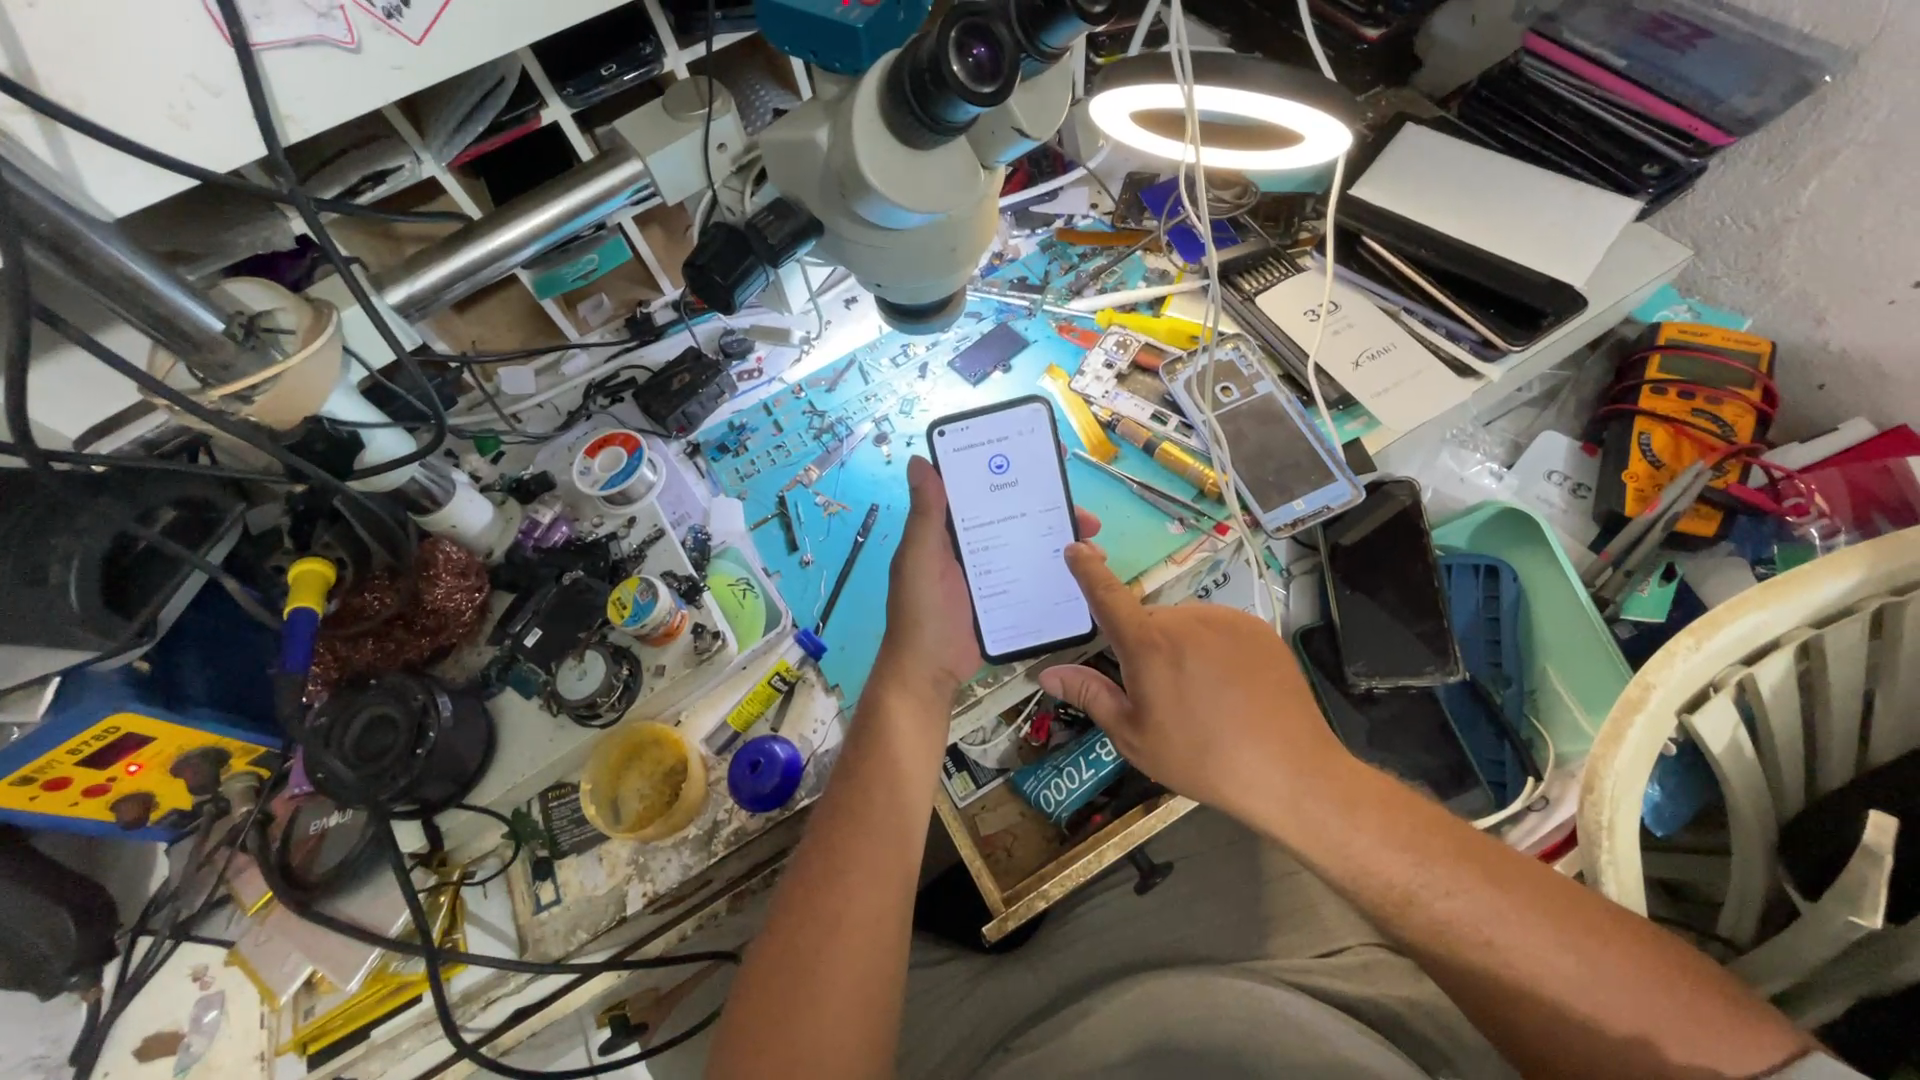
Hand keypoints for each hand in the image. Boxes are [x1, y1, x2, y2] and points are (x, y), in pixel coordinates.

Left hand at [880, 456, 1099, 696]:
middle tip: (1087, 516)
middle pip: (1015, 515)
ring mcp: (990, 571)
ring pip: (1030, 544)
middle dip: (1051, 510)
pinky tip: (1082, 575)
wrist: (928, 670)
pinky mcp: (1004, 597)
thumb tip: (917, 460)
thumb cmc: (921, 610)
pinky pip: (1032, 576)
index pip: (980, 488)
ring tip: (1094, 545)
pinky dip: (1057, 571)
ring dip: (1061, 540)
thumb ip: (924, 513)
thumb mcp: (920, 557)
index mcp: (947, 528)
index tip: (1045, 459)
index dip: (1009, 471)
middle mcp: (970, 544)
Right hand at [1037, 542, 1351, 819]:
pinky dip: (1214, 649)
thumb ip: (1091, 695)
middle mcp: (1186, 620)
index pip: (1108, 597)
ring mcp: (1227, 620)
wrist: (1288, 770)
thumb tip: (1048, 673)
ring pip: (1186, 625)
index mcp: (1148, 644)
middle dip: (1145, 647)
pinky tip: (1230, 688)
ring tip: (1202, 697)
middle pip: (1150, 622)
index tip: (1077, 548)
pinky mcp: (1258, 629)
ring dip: (1181, 648)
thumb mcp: (1133, 736)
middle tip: (1160, 696)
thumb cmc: (1200, 758)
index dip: (1089, 572)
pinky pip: (1220, 630)